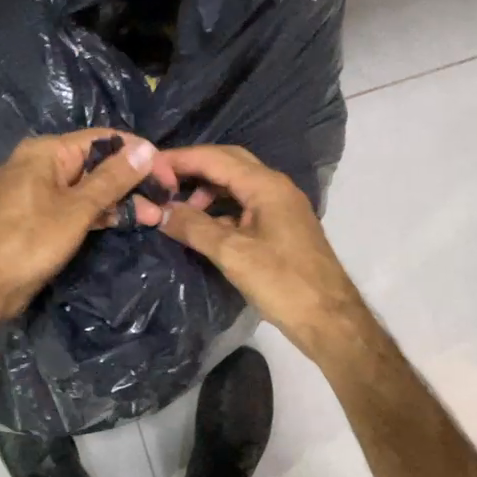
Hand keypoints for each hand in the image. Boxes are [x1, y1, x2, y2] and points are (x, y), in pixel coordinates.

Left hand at [0, 129, 160, 320]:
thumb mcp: (76, 209)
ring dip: (118, 201)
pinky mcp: (34, 218)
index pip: (102, 139)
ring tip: (153, 218)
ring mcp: (33, 192)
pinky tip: (123, 224)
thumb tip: (146, 148)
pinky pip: (71, 207)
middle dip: (131, 182)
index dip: (138, 154)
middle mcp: (37, 164)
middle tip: (165, 202)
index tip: (168, 175)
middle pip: (94, 164)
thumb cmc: (28, 243)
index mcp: (44, 152)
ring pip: (85, 188)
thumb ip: (112, 179)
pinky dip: (96, 214)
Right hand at [156, 145, 367, 357]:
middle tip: (160, 181)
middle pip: (228, 164)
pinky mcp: (280, 229)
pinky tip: (202, 228)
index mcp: (266, 186)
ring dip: (206, 191)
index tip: (148, 166)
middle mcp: (275, 188)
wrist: (328, 318)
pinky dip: (219, 211)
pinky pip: (244, 207)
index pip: (216, 158)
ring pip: (236, 186)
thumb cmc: (282, 282)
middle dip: (193, 169)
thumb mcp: (232, 253)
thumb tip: (160, 211)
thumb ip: (194, 227)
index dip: (180, 159)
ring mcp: (280, 208)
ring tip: (178, 209)